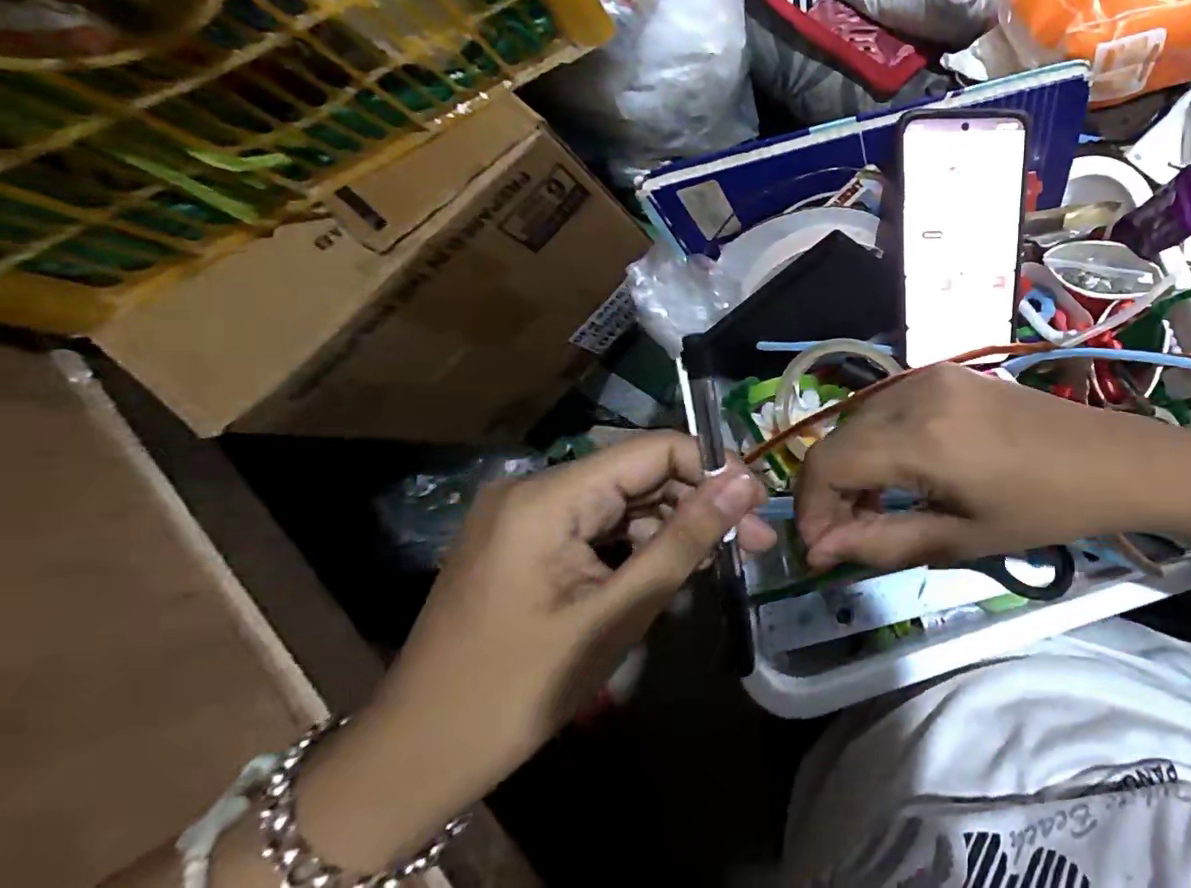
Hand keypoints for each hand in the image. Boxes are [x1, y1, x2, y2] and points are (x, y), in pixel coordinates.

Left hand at [288, 434, 772, 873]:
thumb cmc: (520, 688)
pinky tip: (672, 570)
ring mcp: (526, 516)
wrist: (415, 758)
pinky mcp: (526, 542)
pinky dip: (639, 545)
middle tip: (754, 541)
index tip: (758, 507)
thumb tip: (747, 482)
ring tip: (721, 561)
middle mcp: (534, 490)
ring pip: (625, 501)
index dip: (714, 470)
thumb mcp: (619, 611)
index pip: (655, 450)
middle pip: (641, 474)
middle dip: (701, 502)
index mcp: (548, 498)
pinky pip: (599, 526)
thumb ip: (686, 539)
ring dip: (675, 526)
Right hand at [795, 365, 1182, 570]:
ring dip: (854, 465)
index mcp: (918, 435)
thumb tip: (818, 550)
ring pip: (860, 420)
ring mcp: (933, 374)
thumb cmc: (1043, 508)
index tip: (823, 552)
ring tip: (876, 513)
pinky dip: (880, 441)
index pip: (826, 463)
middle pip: (838, 437)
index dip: (811, 510)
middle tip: (849, 539)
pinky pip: (890, 406)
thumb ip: (881, 542)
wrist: (1110, 459)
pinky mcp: (949, 372)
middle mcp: (916, 390)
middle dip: (830, 491)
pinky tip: (903, 474)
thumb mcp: (961, 537)